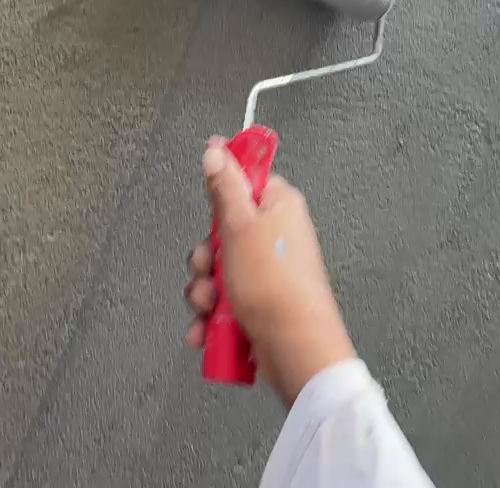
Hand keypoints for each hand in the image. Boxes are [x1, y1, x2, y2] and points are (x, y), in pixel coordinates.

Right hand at [184, 139, 354, 406]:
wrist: (295, 350)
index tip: (211, 207)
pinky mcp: (260, 302)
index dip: (223, 192)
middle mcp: (276, 235)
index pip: (246, 180)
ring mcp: (268, 271)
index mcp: (279, 206)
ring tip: (209, 307)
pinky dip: (212, 316)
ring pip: (219, 268)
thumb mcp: (239, 224)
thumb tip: (216, 148)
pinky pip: (225, 300)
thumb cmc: (272, 283)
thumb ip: (224, 185)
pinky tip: (206, 330)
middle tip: (207, 267)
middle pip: (224, 229)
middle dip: (205, 255)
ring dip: (204, 289)